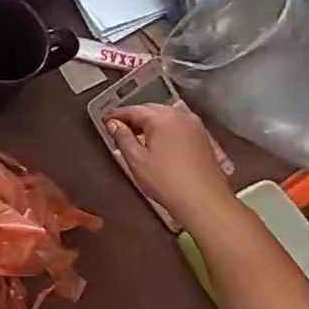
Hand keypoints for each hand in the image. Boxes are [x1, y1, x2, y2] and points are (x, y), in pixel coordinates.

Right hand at [107, 103, 233, 218]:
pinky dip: (163, 128)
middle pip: (152, 109)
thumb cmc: (165, 180)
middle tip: (118, 127)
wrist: (203, 199)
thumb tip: (114, 124)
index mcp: (162, 118)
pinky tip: (156, 142)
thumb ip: (123, 138)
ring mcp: (194, 126)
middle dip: (134, 116)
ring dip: (149, 122)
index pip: (134, 110)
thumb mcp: (137, 160)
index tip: (105, 120)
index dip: (117, 114)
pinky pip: (177, 125)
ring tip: (135, 135)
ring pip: (166, 116)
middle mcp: (180, 116)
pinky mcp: (202, 137)